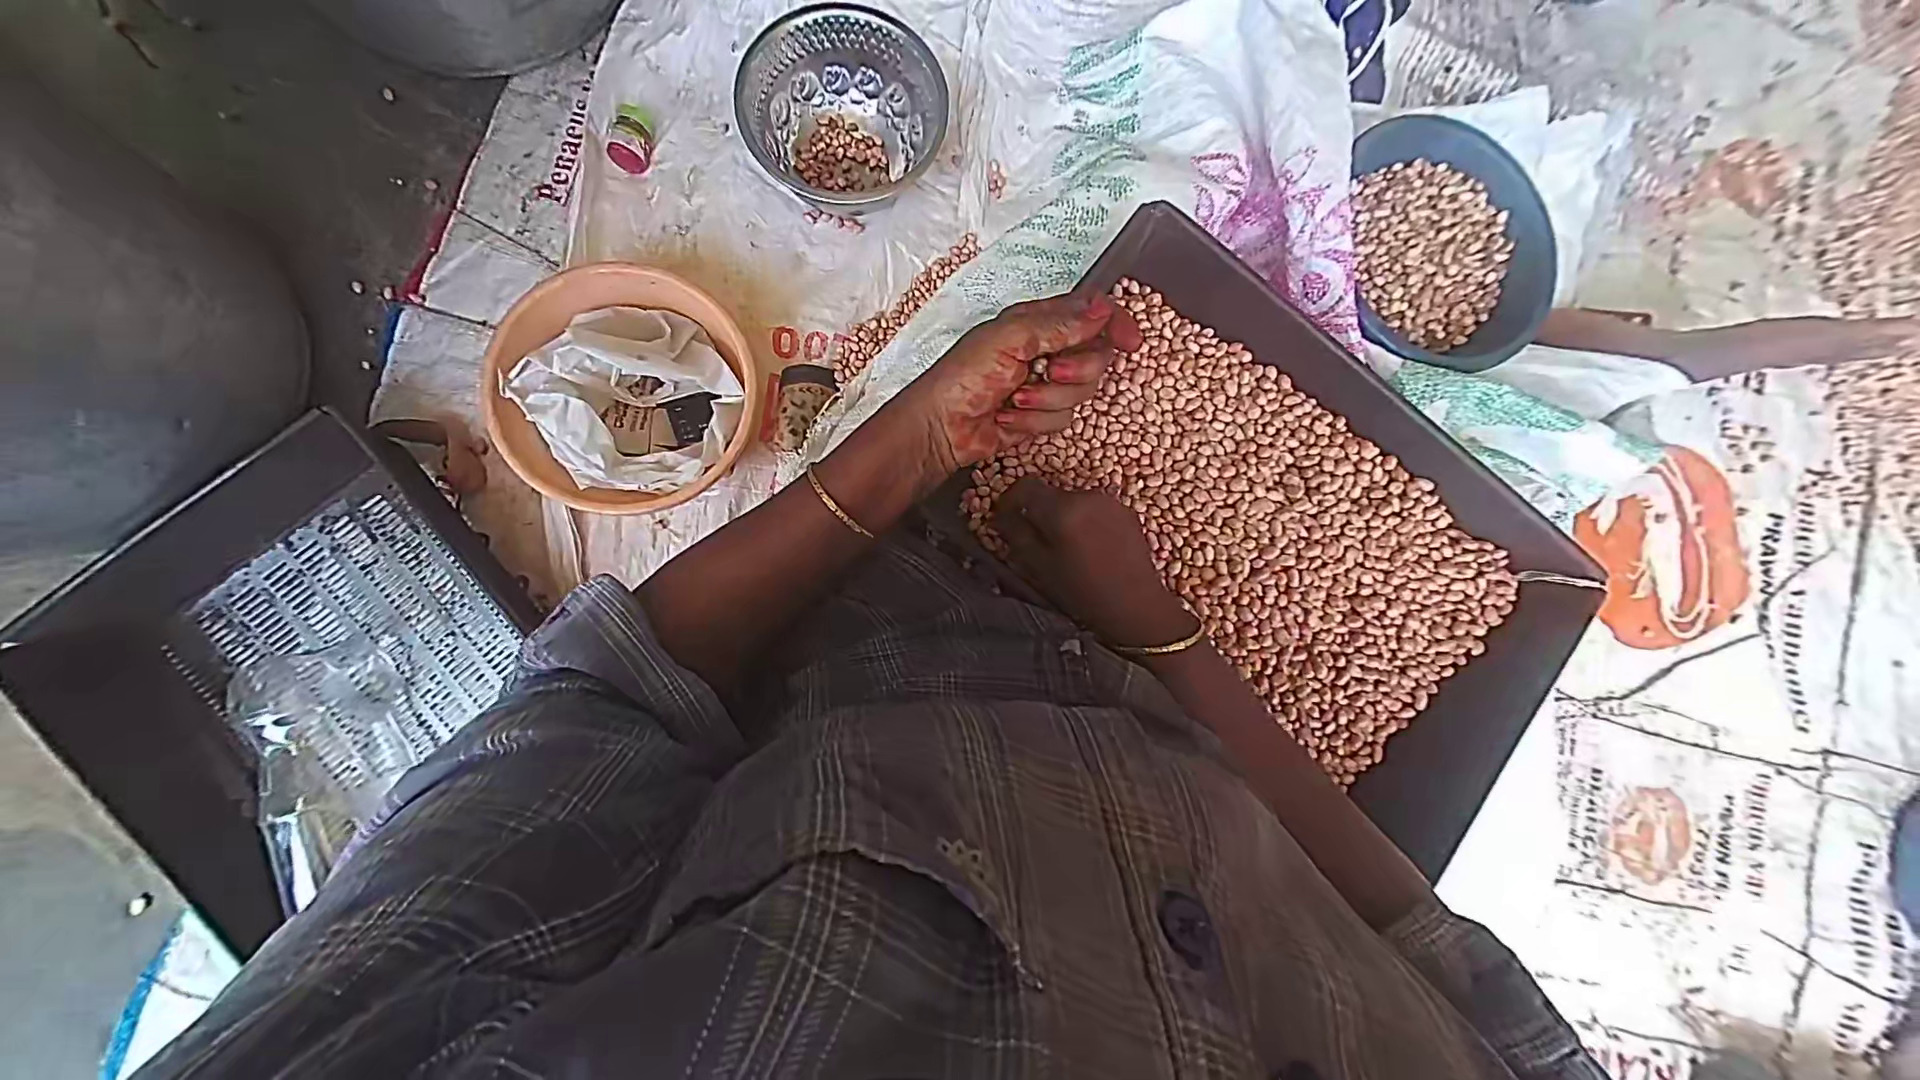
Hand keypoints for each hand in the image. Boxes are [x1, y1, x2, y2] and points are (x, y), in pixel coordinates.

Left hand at [892, 291, 1141, 476]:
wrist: (942, 427)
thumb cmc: (963, 377)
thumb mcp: (1009, 340)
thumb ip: (1057, 325)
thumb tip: (1102, 310)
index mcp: (1038, 322)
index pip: (1091, 313)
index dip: (1115, 324)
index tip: (1131, 341)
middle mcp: (1046, 350)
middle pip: (1096, 357)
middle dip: (1076, 371)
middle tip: (1048, 373)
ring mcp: (1044, 385)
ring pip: (1081, 393)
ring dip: (1048, 399)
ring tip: (1015, 399)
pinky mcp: (1039, 416)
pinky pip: (1062, 418)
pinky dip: (1035, 421)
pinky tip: (1009, 418)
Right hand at [994, 477, 1196, 647]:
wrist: (1135, 606)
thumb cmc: (1081, 591)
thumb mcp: (1039, 566)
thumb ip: (1016, 534)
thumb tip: (1002, 517)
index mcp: (1062, 509)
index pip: (1025, 486)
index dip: (1008, 500)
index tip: (1003, 518)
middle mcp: (1087, 496)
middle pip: (1050, 494)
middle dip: (1037, 512)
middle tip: (1033, 541)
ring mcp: (1110, 502)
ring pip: (1073, 502)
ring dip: (1062, 518)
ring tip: (1063, 549)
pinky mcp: (1126, 512)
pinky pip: (1094, 509)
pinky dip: (1084, 522)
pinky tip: (1088, 549)